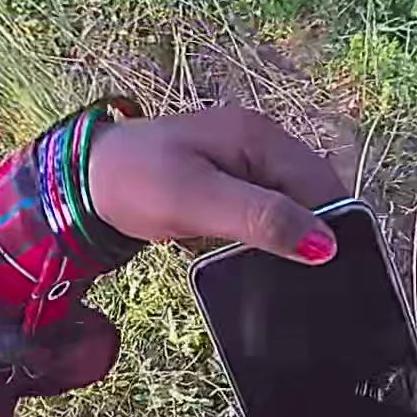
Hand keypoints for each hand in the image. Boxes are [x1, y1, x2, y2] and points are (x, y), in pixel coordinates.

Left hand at [88, 108, 347, 263]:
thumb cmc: (137, 184)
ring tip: (295, 274)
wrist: (84, 181)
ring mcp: (242, 161)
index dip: (332, 224)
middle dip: (317, 230)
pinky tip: (267, 257)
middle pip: (310, 190)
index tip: (332, 271)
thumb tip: (326, 245)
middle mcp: (258, 143)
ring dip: (295, 233)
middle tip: (313, 279)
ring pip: (290, 201)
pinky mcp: (227, 181)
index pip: (320, 183)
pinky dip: (271, 231)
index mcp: (258, 137)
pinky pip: (265, 207)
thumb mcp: (198, 201)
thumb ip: (261, 219)